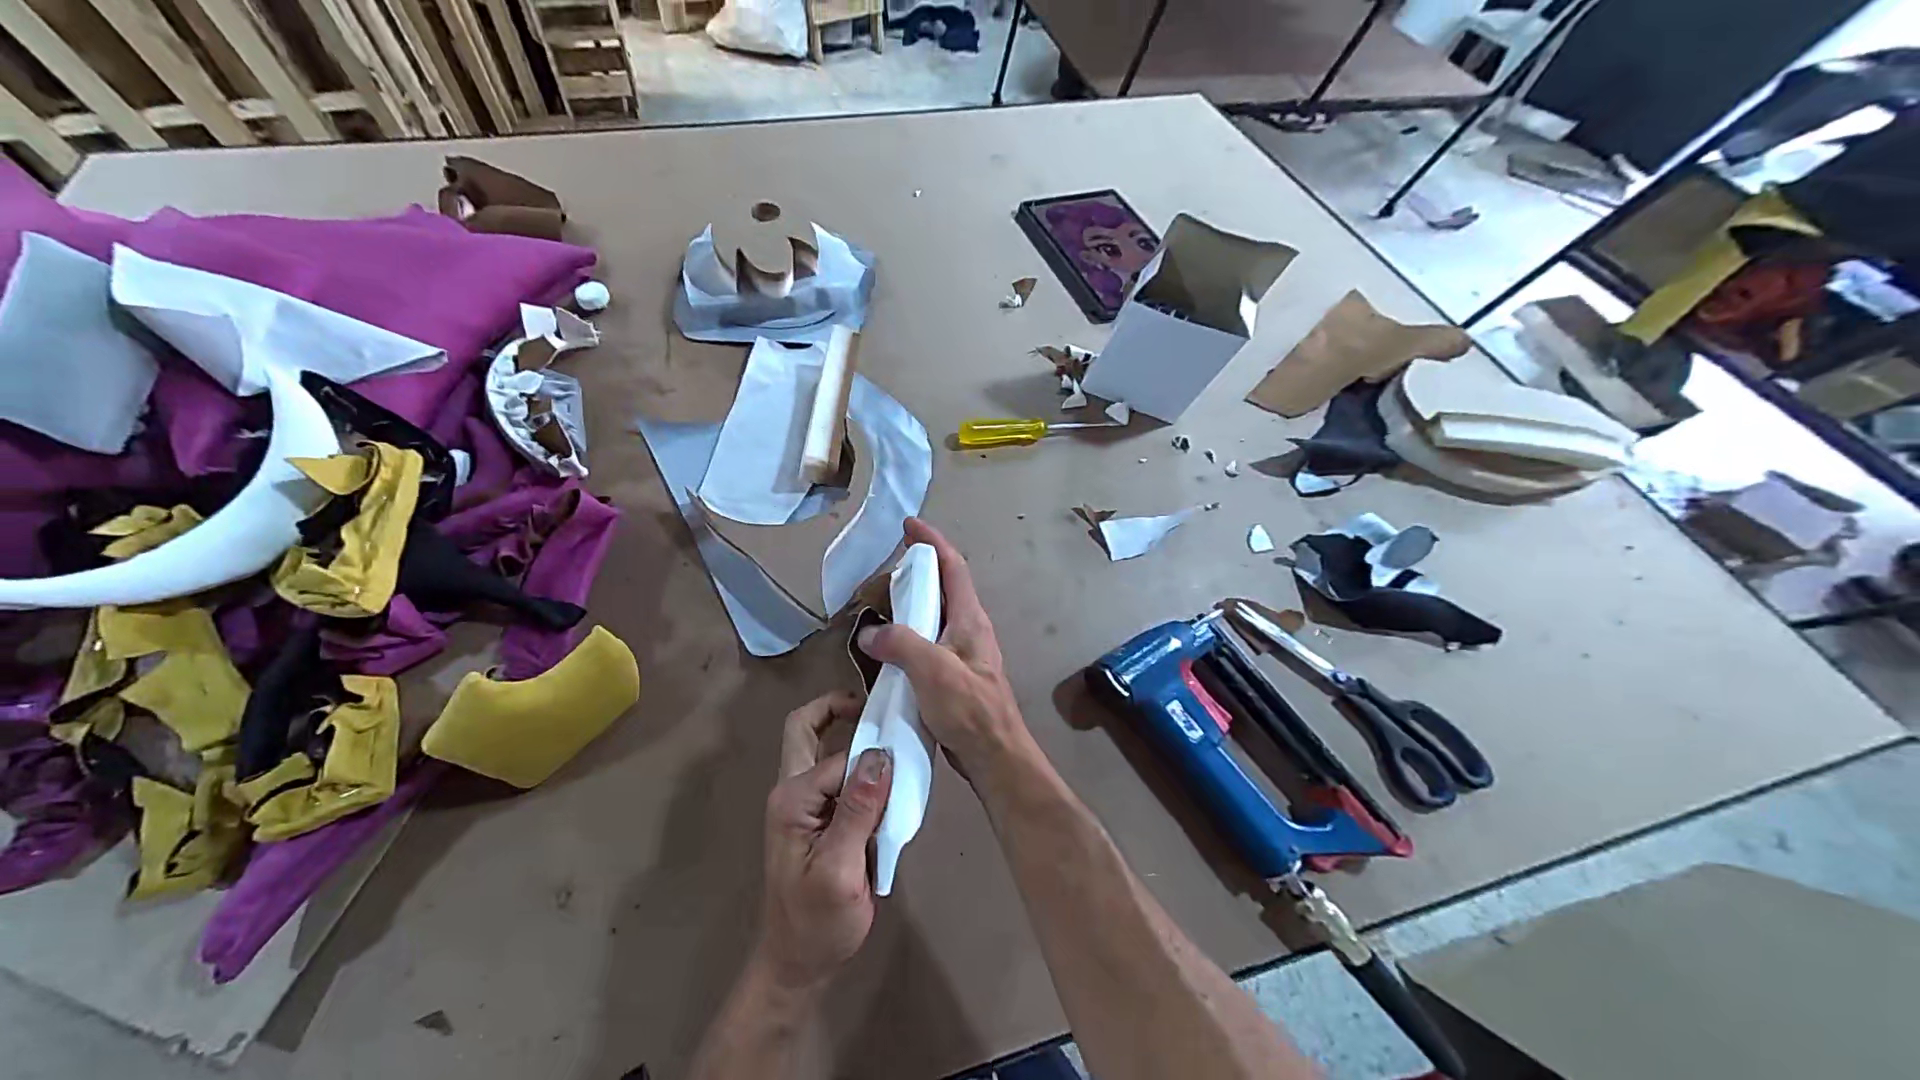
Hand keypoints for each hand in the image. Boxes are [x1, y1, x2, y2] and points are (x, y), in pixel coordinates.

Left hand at [756, 691, 891, 993]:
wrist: (798, 963)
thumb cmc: (817, 923)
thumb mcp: (840, 870)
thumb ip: (857, 811)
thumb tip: (881, 755)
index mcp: (792, 799)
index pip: (840, 757)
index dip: (873, 758)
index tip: (906, 762)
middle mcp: (792, 790)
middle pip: (807, 727)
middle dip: (839, 707)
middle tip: (882, 709)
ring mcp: (803, 802)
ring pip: (822, 746)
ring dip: (853, 737)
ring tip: (894, 741)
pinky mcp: (817, 816)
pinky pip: (837, 775)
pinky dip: (861, 768)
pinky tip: (888, 781)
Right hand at [857, 517, 1031, 779]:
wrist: (993, 755)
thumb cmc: (969, 709)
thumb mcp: (932, 670)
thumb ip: (900, 644)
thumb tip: (870, 633)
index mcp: (970, 620)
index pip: (953, 567)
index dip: (933, 541)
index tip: (910, 524)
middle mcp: (969, 630)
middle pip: (945, 588)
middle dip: (919, 570)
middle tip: (887, 569)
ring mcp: (963, 654)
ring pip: (935, 616)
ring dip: (912, 604)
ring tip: (882, 604)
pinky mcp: (954, 676)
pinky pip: (928, 643)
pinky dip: (909, 634)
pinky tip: (889, 648)